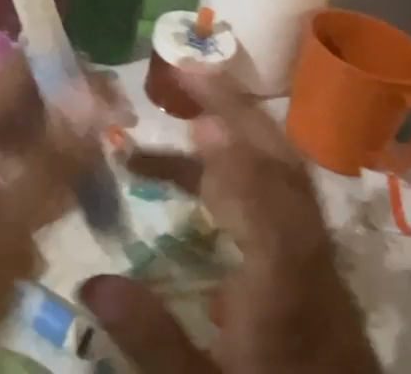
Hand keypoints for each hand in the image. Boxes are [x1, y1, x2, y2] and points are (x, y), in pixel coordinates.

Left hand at [0, 56, 99, 373]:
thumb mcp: (0, 233)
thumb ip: (49, 163)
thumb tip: (92, 96)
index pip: (13, 73)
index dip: (66, 76)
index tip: (118, 101)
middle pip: (4, 117)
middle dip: (58, 137)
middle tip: (105, 167)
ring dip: (36, 180)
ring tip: (74, 213)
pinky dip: (6, 213)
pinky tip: (26, 254)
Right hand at [82, 68, 381, 373]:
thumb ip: (152, 339)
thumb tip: (90, 282)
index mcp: (284, 295)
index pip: (272, 218)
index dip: (239, 165)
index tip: (198, 119)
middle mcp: (310, 262)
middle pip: (285, 172)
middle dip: (239, 112)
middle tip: (186, 70)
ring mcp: (320, 257)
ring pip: (286, 175)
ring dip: (237, 129)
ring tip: (178, 112)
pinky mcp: (316, 261)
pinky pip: (283, 194)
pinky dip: (243, 165)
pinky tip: (199, 173)